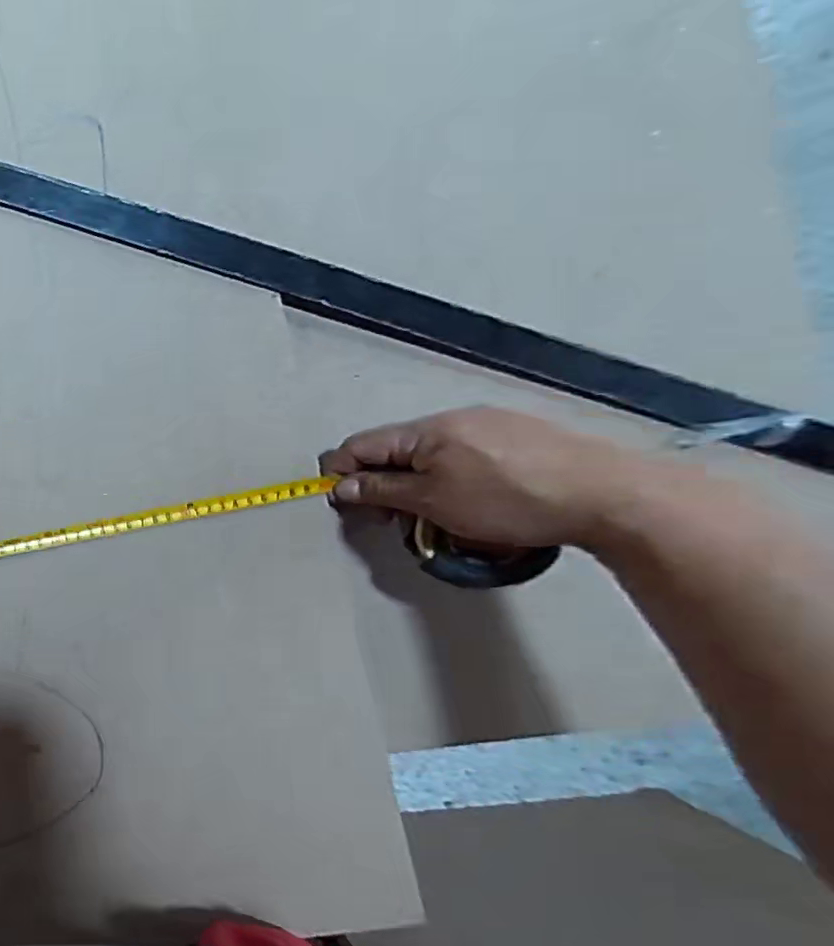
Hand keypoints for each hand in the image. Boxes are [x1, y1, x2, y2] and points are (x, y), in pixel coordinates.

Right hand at [318, 407, 659, 549]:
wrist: (612, 496)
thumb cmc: (510, 500)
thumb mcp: (432, 502)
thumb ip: (380, 490)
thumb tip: (342, 485)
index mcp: (427, 430)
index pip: (358, 445)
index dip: (340, 474)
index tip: (346, 506)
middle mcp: (454, 419)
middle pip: (392, 449)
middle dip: (380, 483)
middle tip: (389, 519)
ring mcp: (490, 425)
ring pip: (427, 454)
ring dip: (414, 484)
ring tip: (432, 515)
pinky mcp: (520, 438)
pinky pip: (462, 455)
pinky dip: (447, 478)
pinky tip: (469, 500)